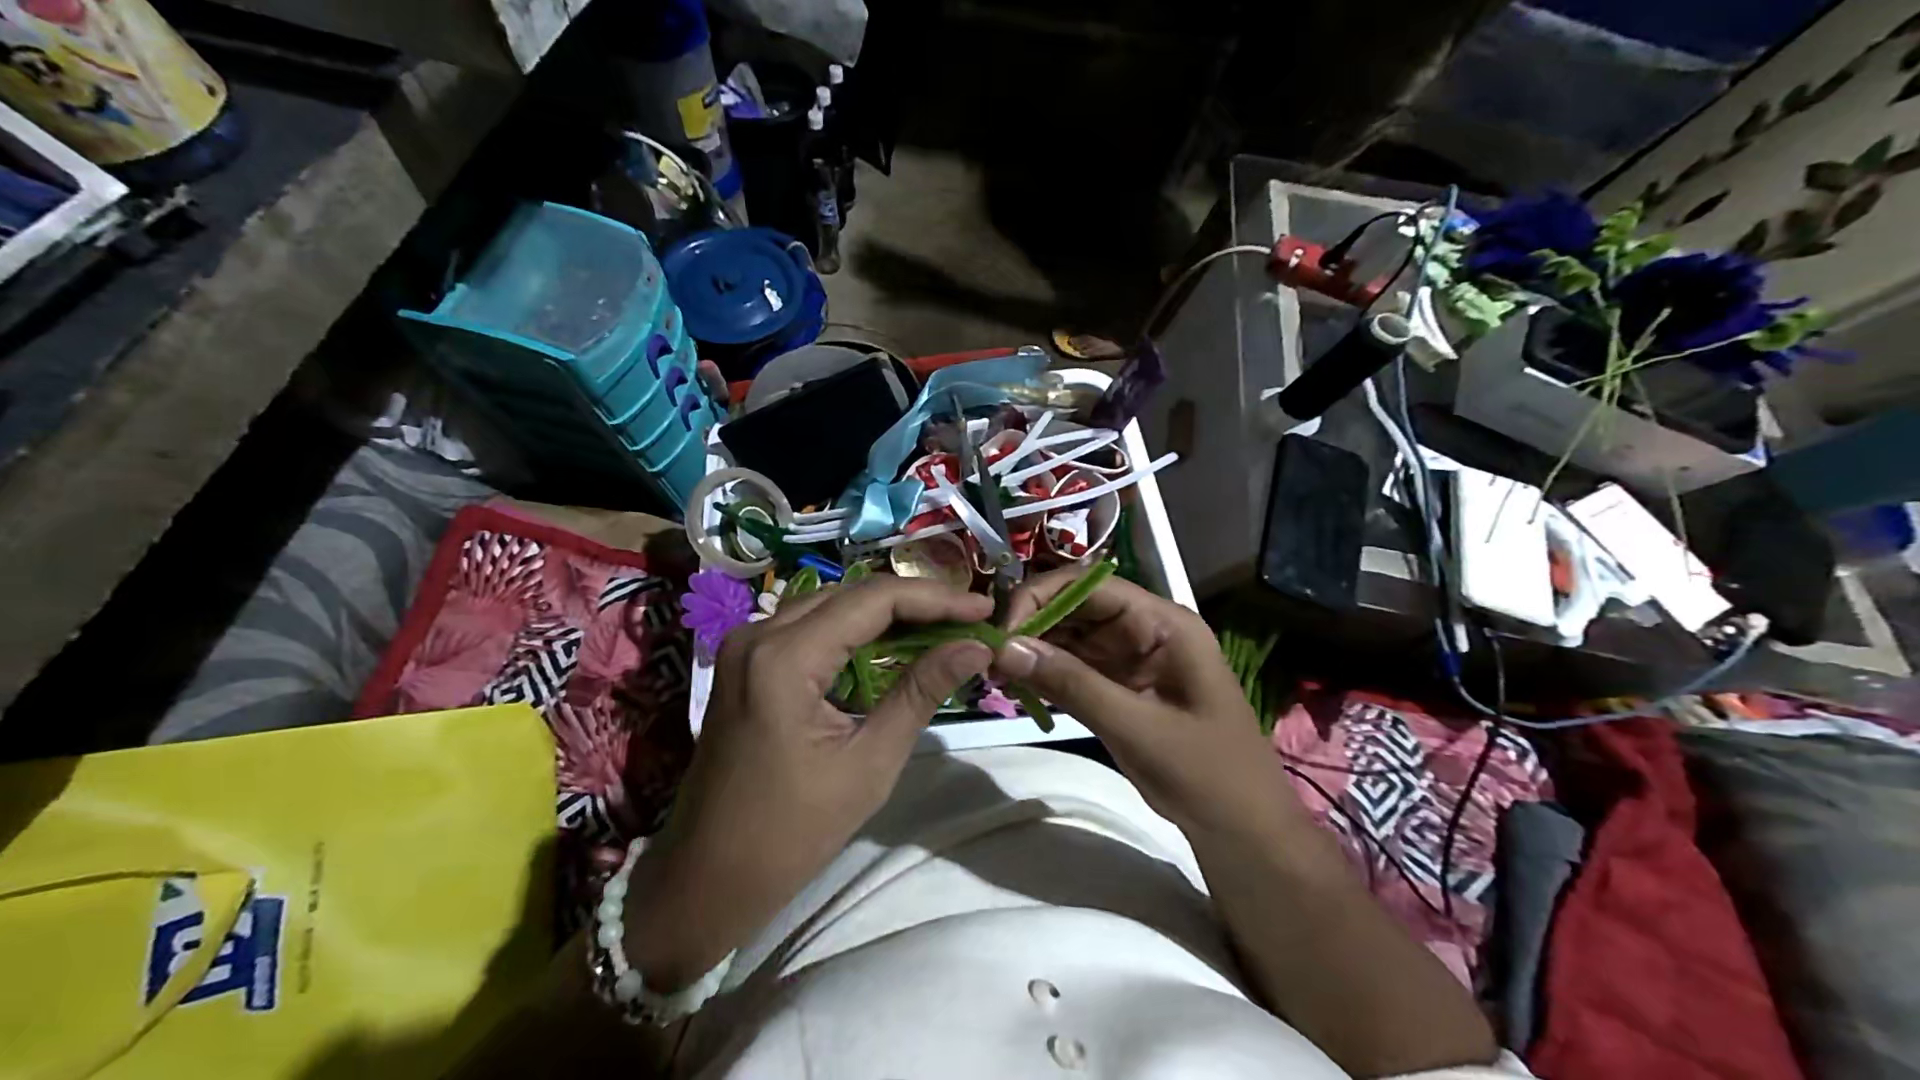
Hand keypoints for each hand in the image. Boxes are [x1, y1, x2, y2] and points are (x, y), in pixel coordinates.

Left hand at [624, 576, 993, 987]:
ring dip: (885, 614)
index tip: (984, 609)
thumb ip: (921, 692)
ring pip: (829, 606)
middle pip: (851, 595)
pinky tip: (889, 646)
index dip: (935, 598)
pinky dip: (853, 632)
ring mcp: (745, 646)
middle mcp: (759, 634)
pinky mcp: (745, 663)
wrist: (707, 877)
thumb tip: (975, 647)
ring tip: (941, 627)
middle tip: (967, 619)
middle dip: (914, 602)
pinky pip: (808, 628)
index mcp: (784, 657)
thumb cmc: (791, 832)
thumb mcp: (869, 762)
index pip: (874, 600)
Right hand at [993, 570, 1300, 837]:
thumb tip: (1004, 648)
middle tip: (988, 656)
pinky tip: (1016, 685)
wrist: (1243, 830)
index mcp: (1164, 623)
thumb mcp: (1135, 726)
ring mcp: (1132, 658)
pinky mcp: (1121, 686)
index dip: (1041, 597)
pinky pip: (1075, 667)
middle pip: (1076, 606)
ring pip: (1071, 636)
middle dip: (1031, 623)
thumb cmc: (1205, 773)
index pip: (1091, 586)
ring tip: (994, 672)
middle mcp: (1145, 629)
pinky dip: (1046, 673)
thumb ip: (1071, 683)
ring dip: (1033, 649)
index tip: (1002, 632)